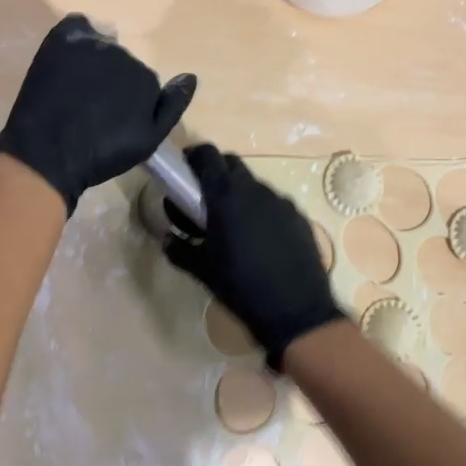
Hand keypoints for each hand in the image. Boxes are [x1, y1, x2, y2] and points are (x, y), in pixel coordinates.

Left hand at [0, 14, 195, 215]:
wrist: (48, 154)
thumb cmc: (101, 154)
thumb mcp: (148, 140)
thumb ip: (172, 107)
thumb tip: (190, 77)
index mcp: (146, 78)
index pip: (143, 81)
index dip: (127, 101)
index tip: (111, 119)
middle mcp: (123, 54)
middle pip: (122, 62)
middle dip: (111, 80)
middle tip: (90, 107)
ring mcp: (91, 44)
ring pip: (100, 47)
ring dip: (94, 63)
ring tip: (74, 91)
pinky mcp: (62, 41)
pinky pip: (76, 25)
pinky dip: (76, 37)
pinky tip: (68, 57)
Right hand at [162, 144, 343, 369]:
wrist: (295, 310)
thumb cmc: (239, 287)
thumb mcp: (201, 270)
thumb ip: (178, 249)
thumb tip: (167, 237)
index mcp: (225, 196)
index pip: (206, 155)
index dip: (193, 157)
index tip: (185, 171)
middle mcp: (254, 190)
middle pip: (231, 163)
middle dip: (215, 173)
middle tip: (204, 200)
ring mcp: (280, 201)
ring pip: (253, 184)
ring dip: (238, 194)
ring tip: (232, 226)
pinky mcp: (299, 216)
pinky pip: (274, 203)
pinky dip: (261, 211)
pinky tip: (260, 240)